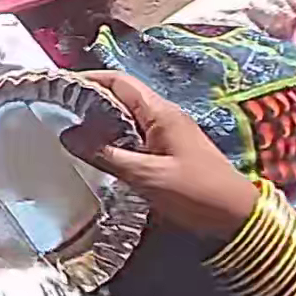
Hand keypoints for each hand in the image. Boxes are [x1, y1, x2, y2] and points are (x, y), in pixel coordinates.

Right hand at [61, 71, 258, 236]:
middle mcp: (163, 115)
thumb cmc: (195, 192)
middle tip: (58, 106)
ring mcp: (167, 132)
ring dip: (99, 116)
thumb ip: (106, 155)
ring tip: (69, 125)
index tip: (59, 84)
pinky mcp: (167, 149)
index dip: (89, 79)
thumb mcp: (146, 175)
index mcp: (160, 113)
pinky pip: (133, 132)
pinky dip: (111, 133)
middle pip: (121, 95)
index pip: (119, 82)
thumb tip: (68, 136)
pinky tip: (95, 147)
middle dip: (89, 96)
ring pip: (126, 114)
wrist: (237, 216)